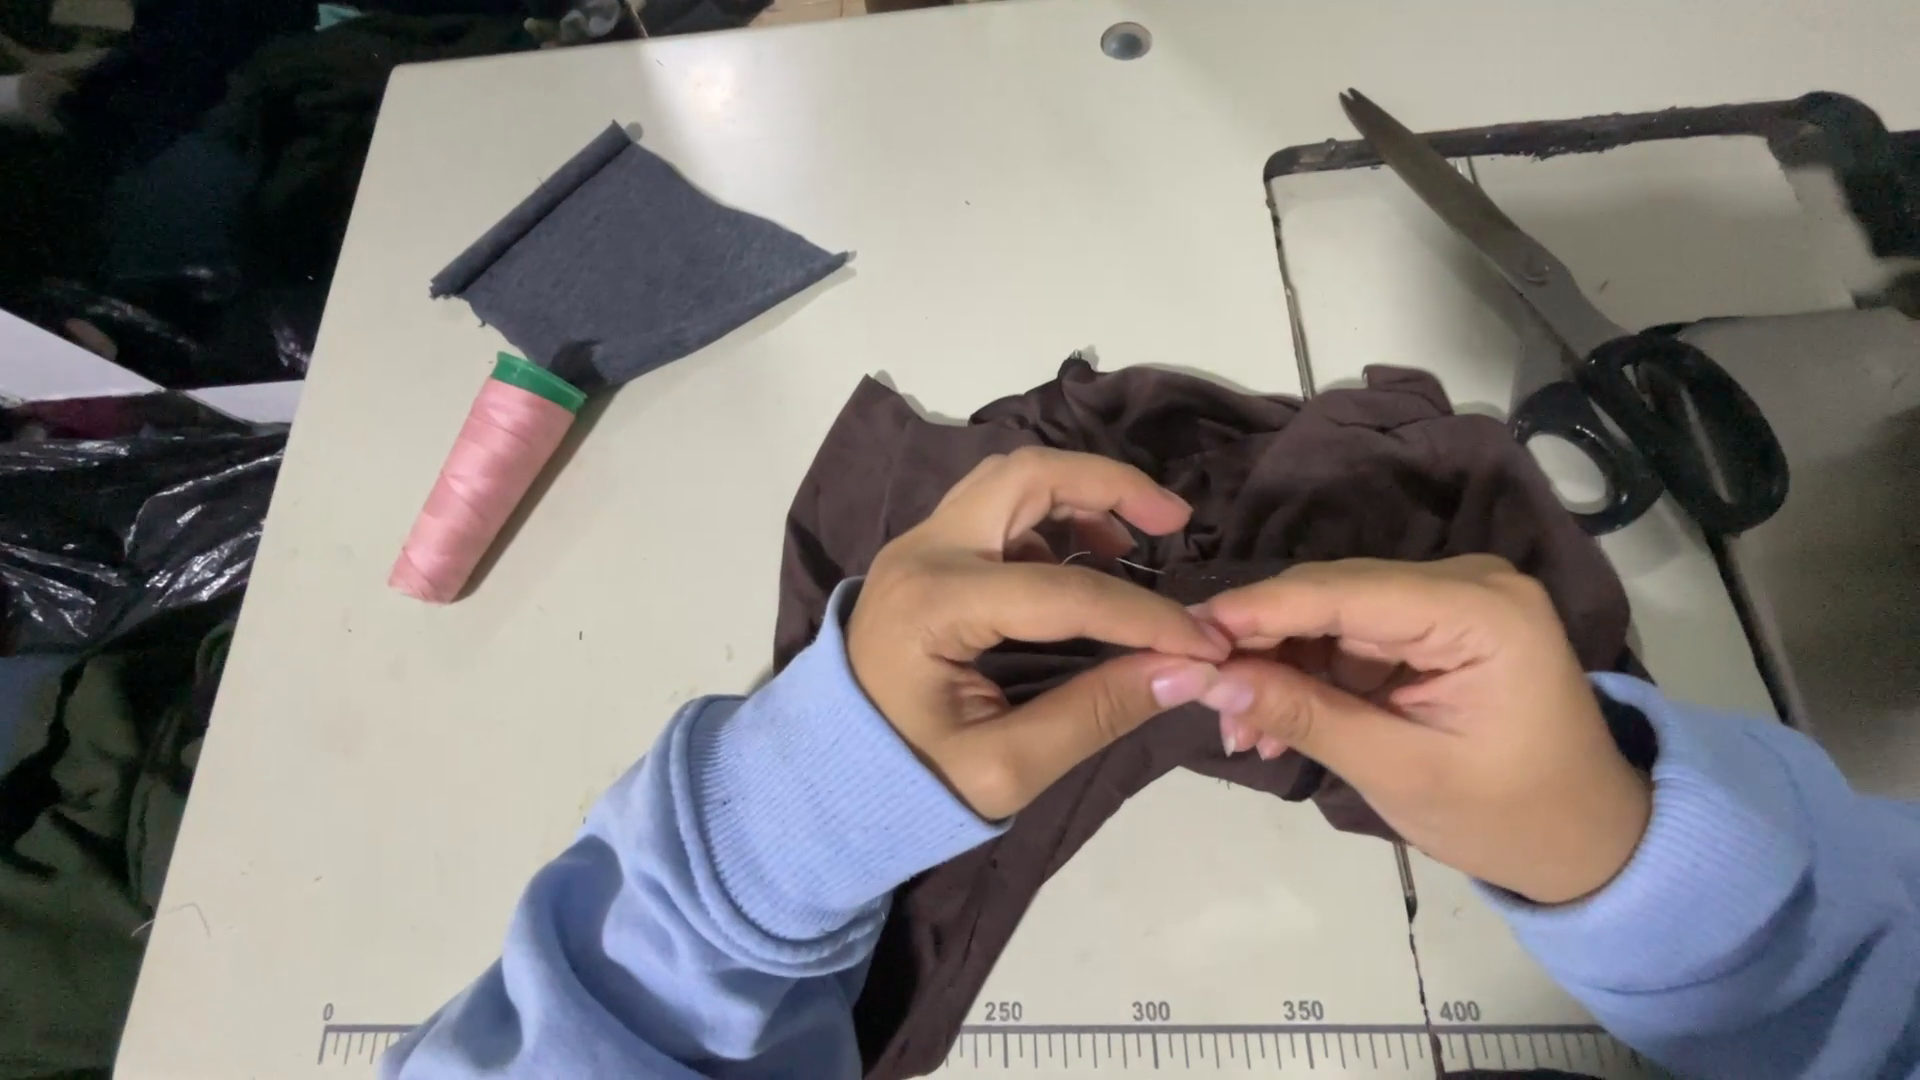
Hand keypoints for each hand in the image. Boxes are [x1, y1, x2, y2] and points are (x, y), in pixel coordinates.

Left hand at [847, 448, 1230, 820]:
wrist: (827, 776)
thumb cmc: (907, 780)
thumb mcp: (1003, 768)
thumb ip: (1094, 713)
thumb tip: (1188, 671)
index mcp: (931, 606)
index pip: (1060, 593)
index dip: (1144, 617)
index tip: (1205, 642)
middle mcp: (920, 553)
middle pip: (1024, 476)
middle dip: (1108, 486)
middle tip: (1174, 520)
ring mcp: (918, 546)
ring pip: (1008, 480)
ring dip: (1077, 493)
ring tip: (1135, 539)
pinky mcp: (926, 556)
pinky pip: (995, 509)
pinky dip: (1048, 516)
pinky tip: (1081, 560)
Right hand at [1194, 557, 1650, 903]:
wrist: (1587, 844)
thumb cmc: (1510, 817)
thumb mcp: (1399, 772)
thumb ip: (1302, 715)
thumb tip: (1206, 679)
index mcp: (1480, 611)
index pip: (1341, 592)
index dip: (1255, 610)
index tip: (1182, 635)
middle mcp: (1460, 583)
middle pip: (1324, 595)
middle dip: (1257, 644)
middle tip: (1199, 692)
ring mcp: (1440, 599)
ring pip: (1320, 615)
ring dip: (1272, 665)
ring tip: (1235, 725)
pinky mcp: (1420, 623)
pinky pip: (1337, 636)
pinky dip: (1299, 675)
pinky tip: (1268, 718)